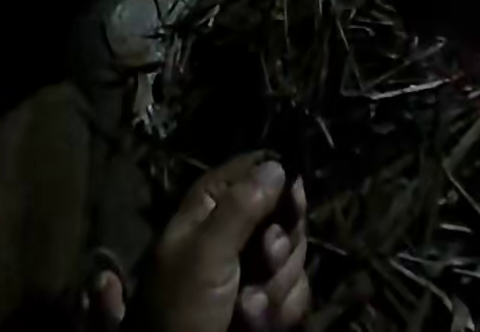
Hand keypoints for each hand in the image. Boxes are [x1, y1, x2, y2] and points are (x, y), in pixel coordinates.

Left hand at [134, 153, 309, 331]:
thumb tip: (278, 164)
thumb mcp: (205, 254)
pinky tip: (256, 327)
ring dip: (276, 286)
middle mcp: (234, 231)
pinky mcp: (269, 303)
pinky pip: (297, 293)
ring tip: (245, 311)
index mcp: (211, 207)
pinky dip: (281, 312)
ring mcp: (252, 269)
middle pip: (283, 213)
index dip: (277, 181)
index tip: (291, 200)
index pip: (254, 170)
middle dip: (279, 244)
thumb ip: (241, 206)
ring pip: (294, 255)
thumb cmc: (182, 311)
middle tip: (265, 261)